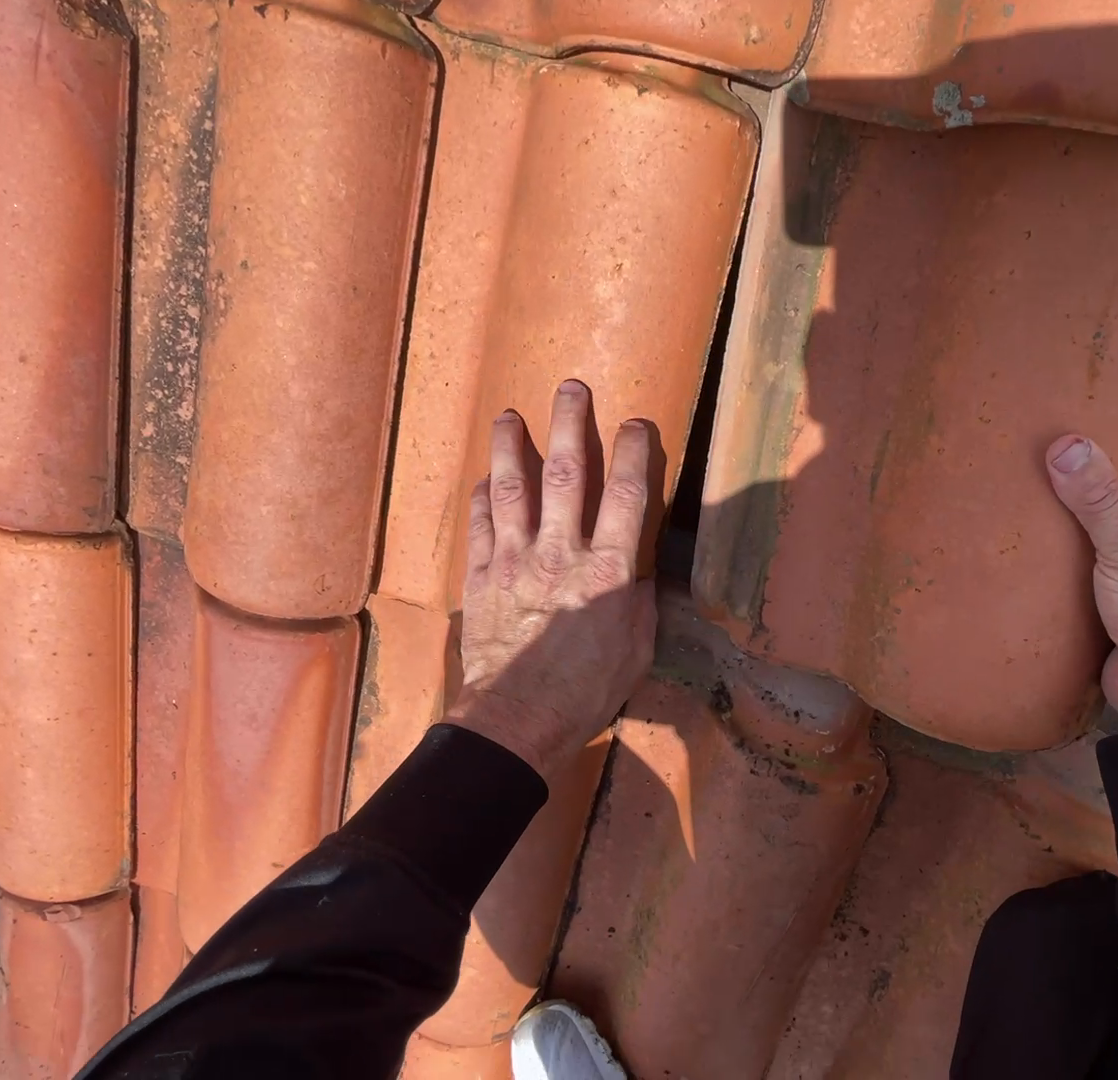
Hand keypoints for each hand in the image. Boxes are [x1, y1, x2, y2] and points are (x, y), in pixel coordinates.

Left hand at [449, 380, 657, 777]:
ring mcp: (514, 561)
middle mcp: (560, 552)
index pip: (625, 495)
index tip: (635, 423)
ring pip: (512, 490)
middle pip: (566, 475)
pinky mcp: (481, 578)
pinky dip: (482, 498)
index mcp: (607, 569)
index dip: (632, 452)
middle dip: (570, 425)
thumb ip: (636, 599)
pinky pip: (480, 526)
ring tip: (509, 416)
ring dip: (512, 448)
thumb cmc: (588, 689)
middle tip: (569, 387)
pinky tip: (485, 481)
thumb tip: (635, 571)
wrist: (519, 719)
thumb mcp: (637, 647)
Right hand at [1045, 435, 1117, 731]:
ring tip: (1033, 507)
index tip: (1082, 442)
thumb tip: (1067, 446)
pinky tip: (1038, 554)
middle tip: (1046, 473)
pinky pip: (1096, 573)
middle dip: (1091, 495)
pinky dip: (1070, 566)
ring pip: (1110, 541)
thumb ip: (1100, 499)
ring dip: (1077, 532)